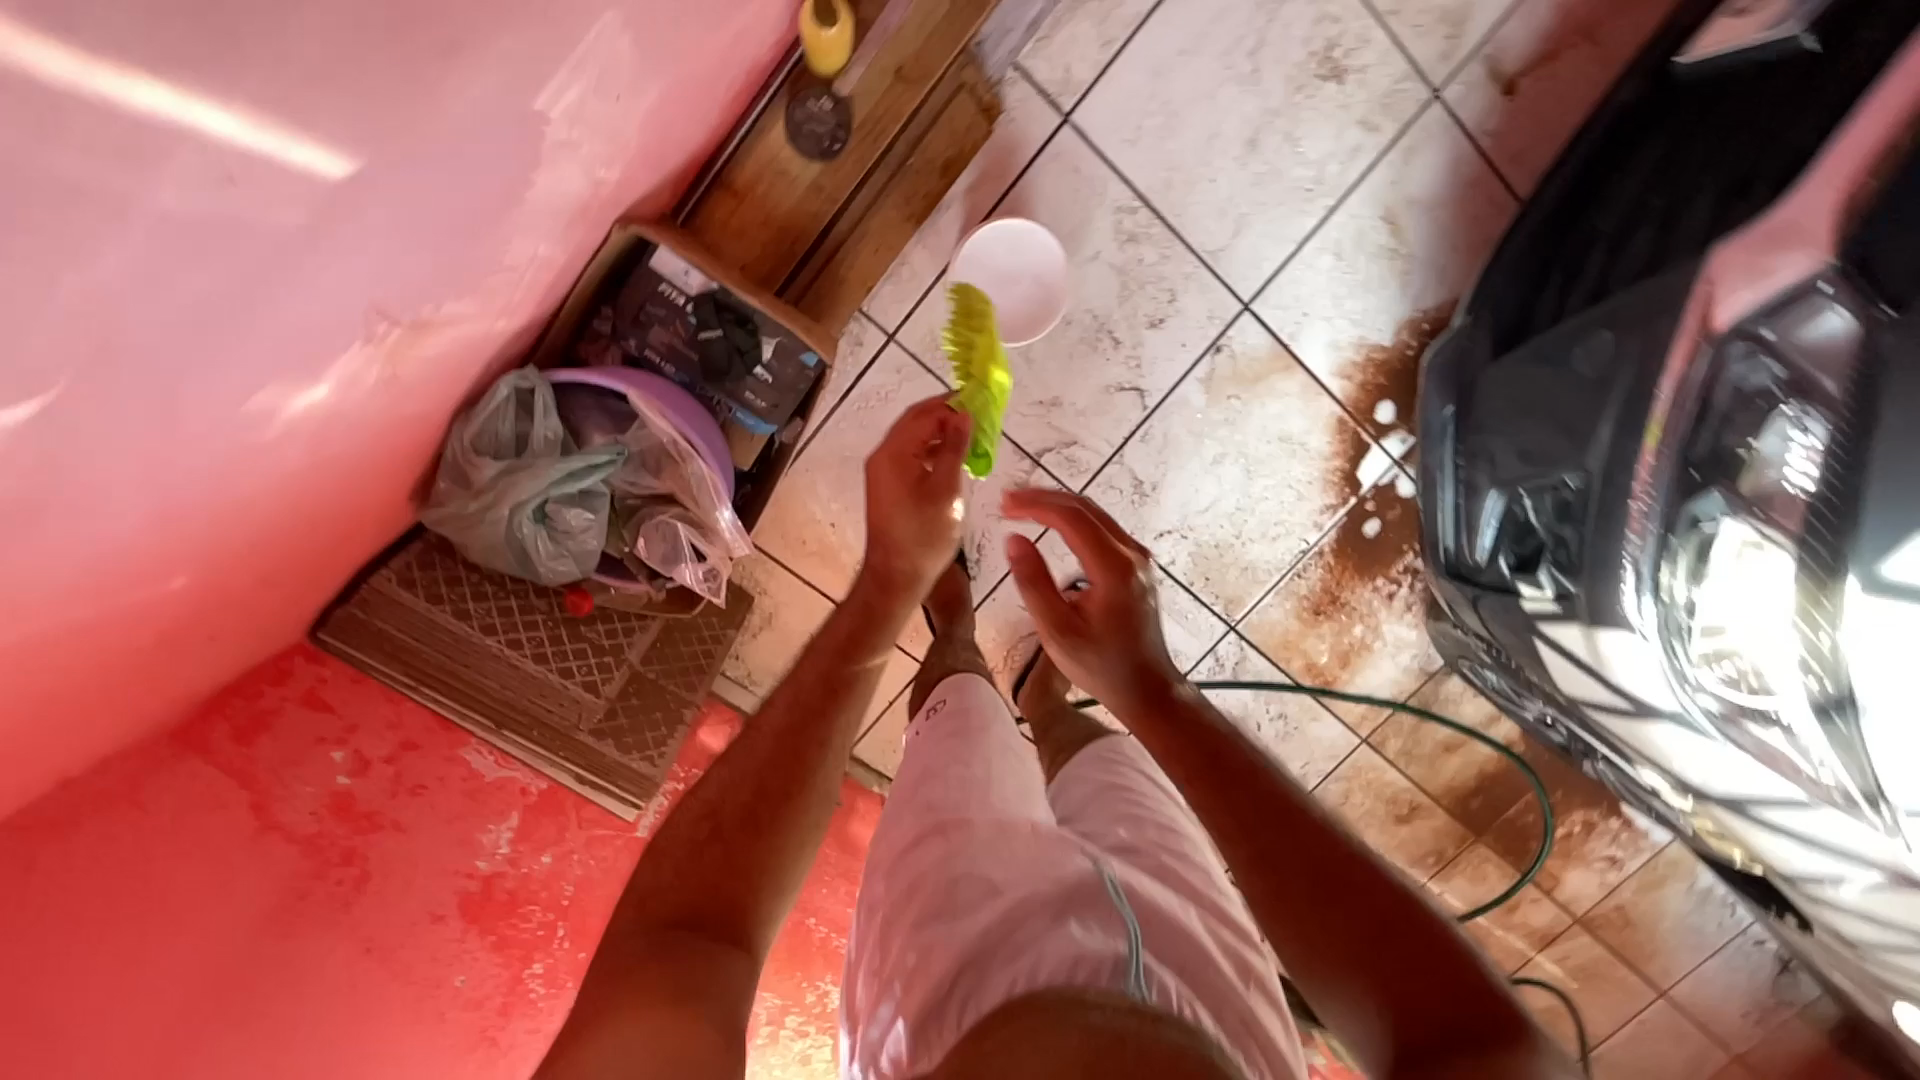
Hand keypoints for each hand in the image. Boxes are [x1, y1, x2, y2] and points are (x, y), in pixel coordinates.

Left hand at [858, 395, 971, 601]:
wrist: (896, 576)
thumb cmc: (924, 536)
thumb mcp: (946, 489)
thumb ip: (955, 448)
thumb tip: (964, 415)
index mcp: (894, 452)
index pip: (924, 414)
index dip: (953, 406)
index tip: (982, 405)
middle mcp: (882, 456)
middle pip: (915, 421)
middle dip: (946, 414)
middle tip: (978, 415)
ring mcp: (883, 471)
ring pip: (913, 438)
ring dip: (940, 432)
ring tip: (972, 436)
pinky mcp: (888, 486)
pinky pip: (910, 456)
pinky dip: (932, 451)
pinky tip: (954, 459)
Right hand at [1001, 489, 1185, 714]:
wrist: (1146, 687)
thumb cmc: (1100, 665)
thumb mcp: (1057, 631)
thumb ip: (1033, 583)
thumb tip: (1013, 539)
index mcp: (1114, 569)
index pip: (1072, 518)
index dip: (1034, 505)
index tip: (1003, 504)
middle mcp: (1132, 554)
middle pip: (1085, 508)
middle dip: (1043, 498)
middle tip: (1006, 500)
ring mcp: (1138, 557)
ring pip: (1095, 514)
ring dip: (1057, 506)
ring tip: (1022, 507)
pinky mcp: (1136, 565)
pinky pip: (1103, 528)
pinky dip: (1073, 520)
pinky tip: (1050, 524)